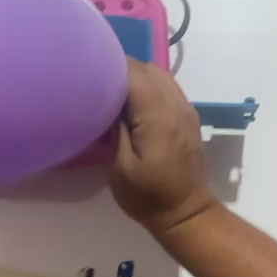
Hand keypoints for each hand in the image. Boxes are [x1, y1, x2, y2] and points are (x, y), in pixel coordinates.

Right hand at [111, 59, 215, 235]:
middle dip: (122, 68)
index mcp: (159, 116)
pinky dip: (149, 85)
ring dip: (137, 76)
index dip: (112, 66)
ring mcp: (186, 108)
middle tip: (94, 78)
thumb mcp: (120, 167)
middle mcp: (176, 105)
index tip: (88, 68)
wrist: (186, 210)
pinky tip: (131, 100)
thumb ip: (116, 127)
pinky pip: (168, 87)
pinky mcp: (188, 115)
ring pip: (160, 75)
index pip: (136, 74)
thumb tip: (107, 97)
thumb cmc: (148, 195)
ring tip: (110, 88)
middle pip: (149, 70)